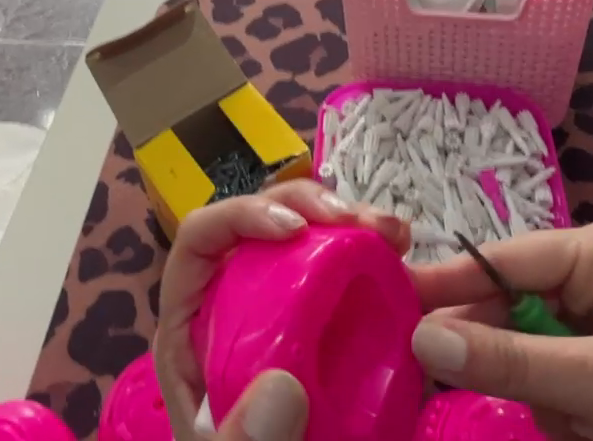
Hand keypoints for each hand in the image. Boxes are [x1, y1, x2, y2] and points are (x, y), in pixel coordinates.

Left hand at [155, 180, 410, 440]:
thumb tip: (282, 386)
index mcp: (192, 325)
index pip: (201, 240)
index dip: (242, 217)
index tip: (298, 231)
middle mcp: (229, 300)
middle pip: (257, 223)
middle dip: (311, 206)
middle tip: (371, 224)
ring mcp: (272, 304)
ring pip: (300, 234)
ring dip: (346, 218)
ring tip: (397, 234)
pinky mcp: (313, 317)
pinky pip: (334, 267)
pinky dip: (366, 252)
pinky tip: (400, 255)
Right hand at [409, 222, 592, 440]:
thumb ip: (516, 362)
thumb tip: (421, 336)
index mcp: (592, 256)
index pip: (499, 260)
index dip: (445, 281)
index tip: (388, 298)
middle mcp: (582, 286)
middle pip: (500, 310)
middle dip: (498, 355)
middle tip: (463, 382)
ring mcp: (586, 339)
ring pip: (516, 361)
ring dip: (541, 401)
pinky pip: (543, 397)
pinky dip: (560, 422)